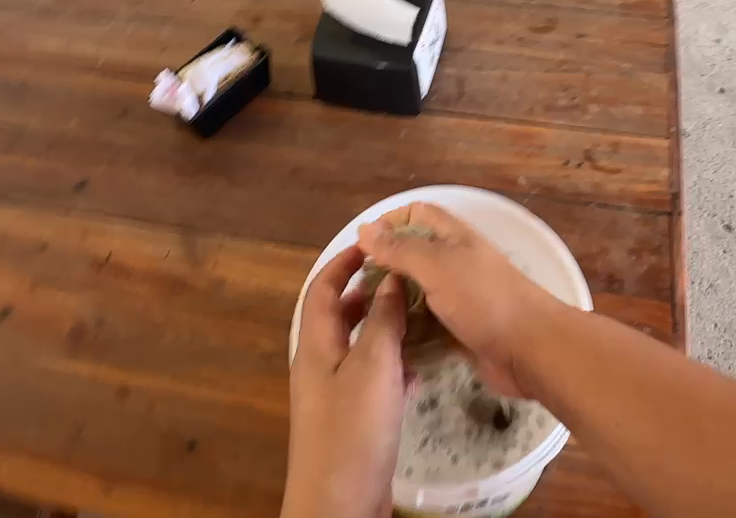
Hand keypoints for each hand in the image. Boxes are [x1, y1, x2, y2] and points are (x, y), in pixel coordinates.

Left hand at [281, 244, 408, 517]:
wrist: (340, 508)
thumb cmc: (352, 429)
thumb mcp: (373, 365)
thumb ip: (383, 319)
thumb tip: (391, 279)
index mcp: (316, 345)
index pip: (322, 288)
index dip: (343, 262)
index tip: (371, 244)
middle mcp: (321, 365)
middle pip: (339, 315)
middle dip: (367, 292)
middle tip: (402, 277)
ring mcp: (335, 395)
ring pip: (359, 346)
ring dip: (384, 327)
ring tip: (417, 314)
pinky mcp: (353, 421)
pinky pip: (372, 377)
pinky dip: (393, 363)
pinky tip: (419, 365)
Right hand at [357, 203, 563, 398]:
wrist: (530, 349)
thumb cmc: (484, 298)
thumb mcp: (438, 266)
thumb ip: (401, 249)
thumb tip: (364, 228)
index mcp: (453, 238)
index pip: (417, 215)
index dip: (390, 222)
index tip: (362, 245)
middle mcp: (454, 263)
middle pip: (413, 258)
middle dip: (386, 270)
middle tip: (357, 290)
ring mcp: (458, 299)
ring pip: (417, 295)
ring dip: (395, 306)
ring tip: (364, 321)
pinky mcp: (459, 331)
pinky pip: (426, 328)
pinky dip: (409, 334)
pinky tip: (386, 345)